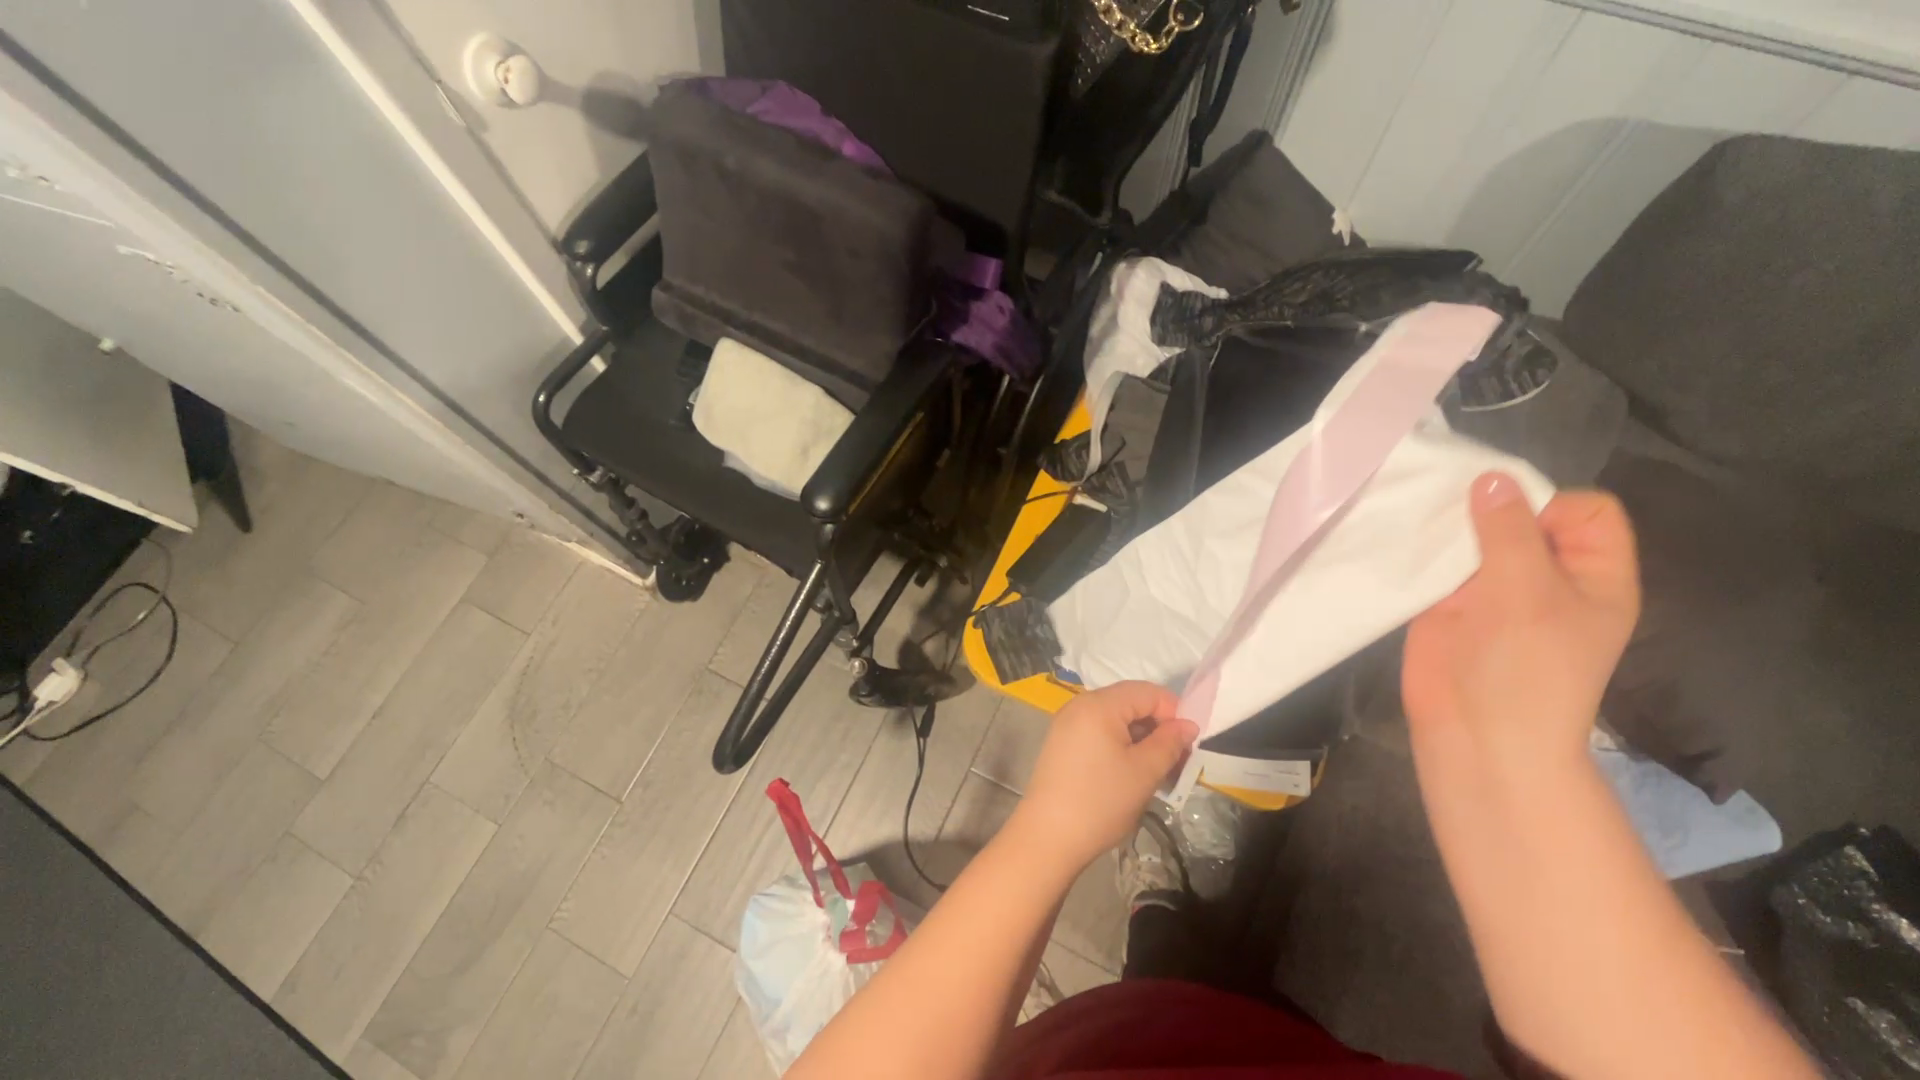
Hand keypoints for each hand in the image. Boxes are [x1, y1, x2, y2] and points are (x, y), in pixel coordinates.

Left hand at [1008, 681, 1198, 869]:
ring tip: (1158, 772)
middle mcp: (1079, 706)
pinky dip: (1121, 747)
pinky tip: (1131, 774)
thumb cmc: (1101, 801)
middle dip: (1158, 728)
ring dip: (1141, 740)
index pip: (1148, 692)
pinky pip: (1100, 734)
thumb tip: (1188, 725)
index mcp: (1099, 704)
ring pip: (1116, 721)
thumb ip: (1170, 742)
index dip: (1174, 713)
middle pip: (1131, 703)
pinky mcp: (1062, 745)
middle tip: (1177, 762)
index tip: (1188, 745)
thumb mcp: (1144, 771)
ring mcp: (1067, 725)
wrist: (1048, 838)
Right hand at [1402, 473, 1640, 775]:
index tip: (1509, 522)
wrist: (1477, 737)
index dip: (1550, 504)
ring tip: (1424, 523)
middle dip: (1490, 508)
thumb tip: (1490, 477)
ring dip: (1452, 527)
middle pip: (1525, 515)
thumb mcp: (1528, 592)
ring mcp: (1494, 591)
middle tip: (1457, 515)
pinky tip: (1404, 544)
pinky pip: (1439, 563)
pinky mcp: (1449, 604)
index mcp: (1593, 576)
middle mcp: (1546, 577)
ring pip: (1477, 536)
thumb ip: (1509, 530)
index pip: (1587, 511)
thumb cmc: (1525, 669)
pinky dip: (1423, 551)